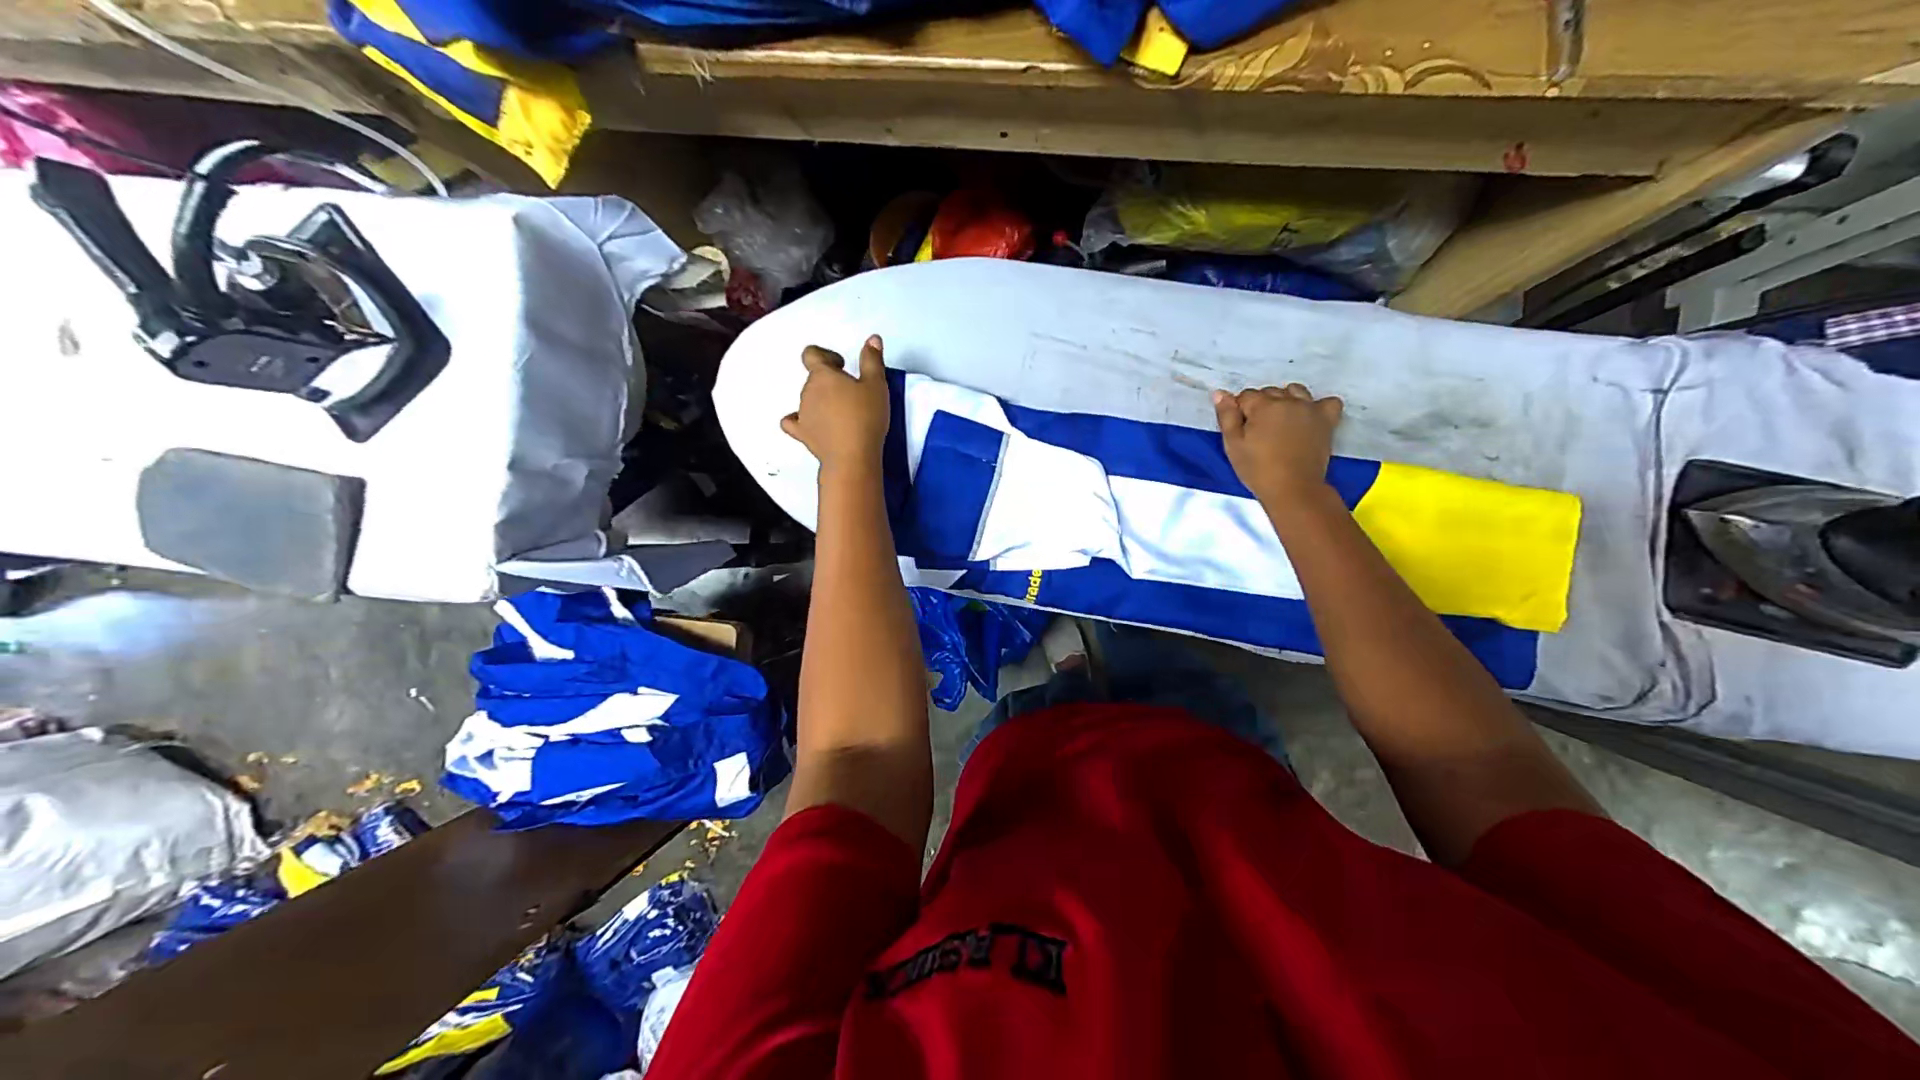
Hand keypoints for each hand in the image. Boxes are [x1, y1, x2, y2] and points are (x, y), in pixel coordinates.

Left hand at [781, 336, 890, 470]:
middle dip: (830, 382)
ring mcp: (802, 414)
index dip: (825, 355)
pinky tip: (812, 424)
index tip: (842, 366)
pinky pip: (793, 422)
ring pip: (808, 399)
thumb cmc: (866, 416)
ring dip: (822, 401)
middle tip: (852, 393)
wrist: (852, 456)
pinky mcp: (802, 434)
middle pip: (814, 379)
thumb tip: (872, 339)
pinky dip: (799, 420)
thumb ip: (872, 359)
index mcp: (823, 375)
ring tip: (844, 414)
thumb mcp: (876, 384)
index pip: (811, 354)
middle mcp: (807, 391)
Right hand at [1213, 383, 1343, 502]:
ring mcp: (1310, 409)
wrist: (1293, 488)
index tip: (1241, 431)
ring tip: (1280, 423)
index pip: (1246, 396)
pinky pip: (1329, 402)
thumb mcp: (1233, 445)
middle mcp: (1288, 400)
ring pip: (1295, 391)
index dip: (1239, 412)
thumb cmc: (1258, 469)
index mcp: (1263, 405)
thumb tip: (1220, 393)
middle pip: (1270, 392)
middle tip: (1258, 432)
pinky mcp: (1327, 420)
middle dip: (1261, 406)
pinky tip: (1309, 418)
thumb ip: (1227, 416)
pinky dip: (1318, 406)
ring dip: (1286, 400)